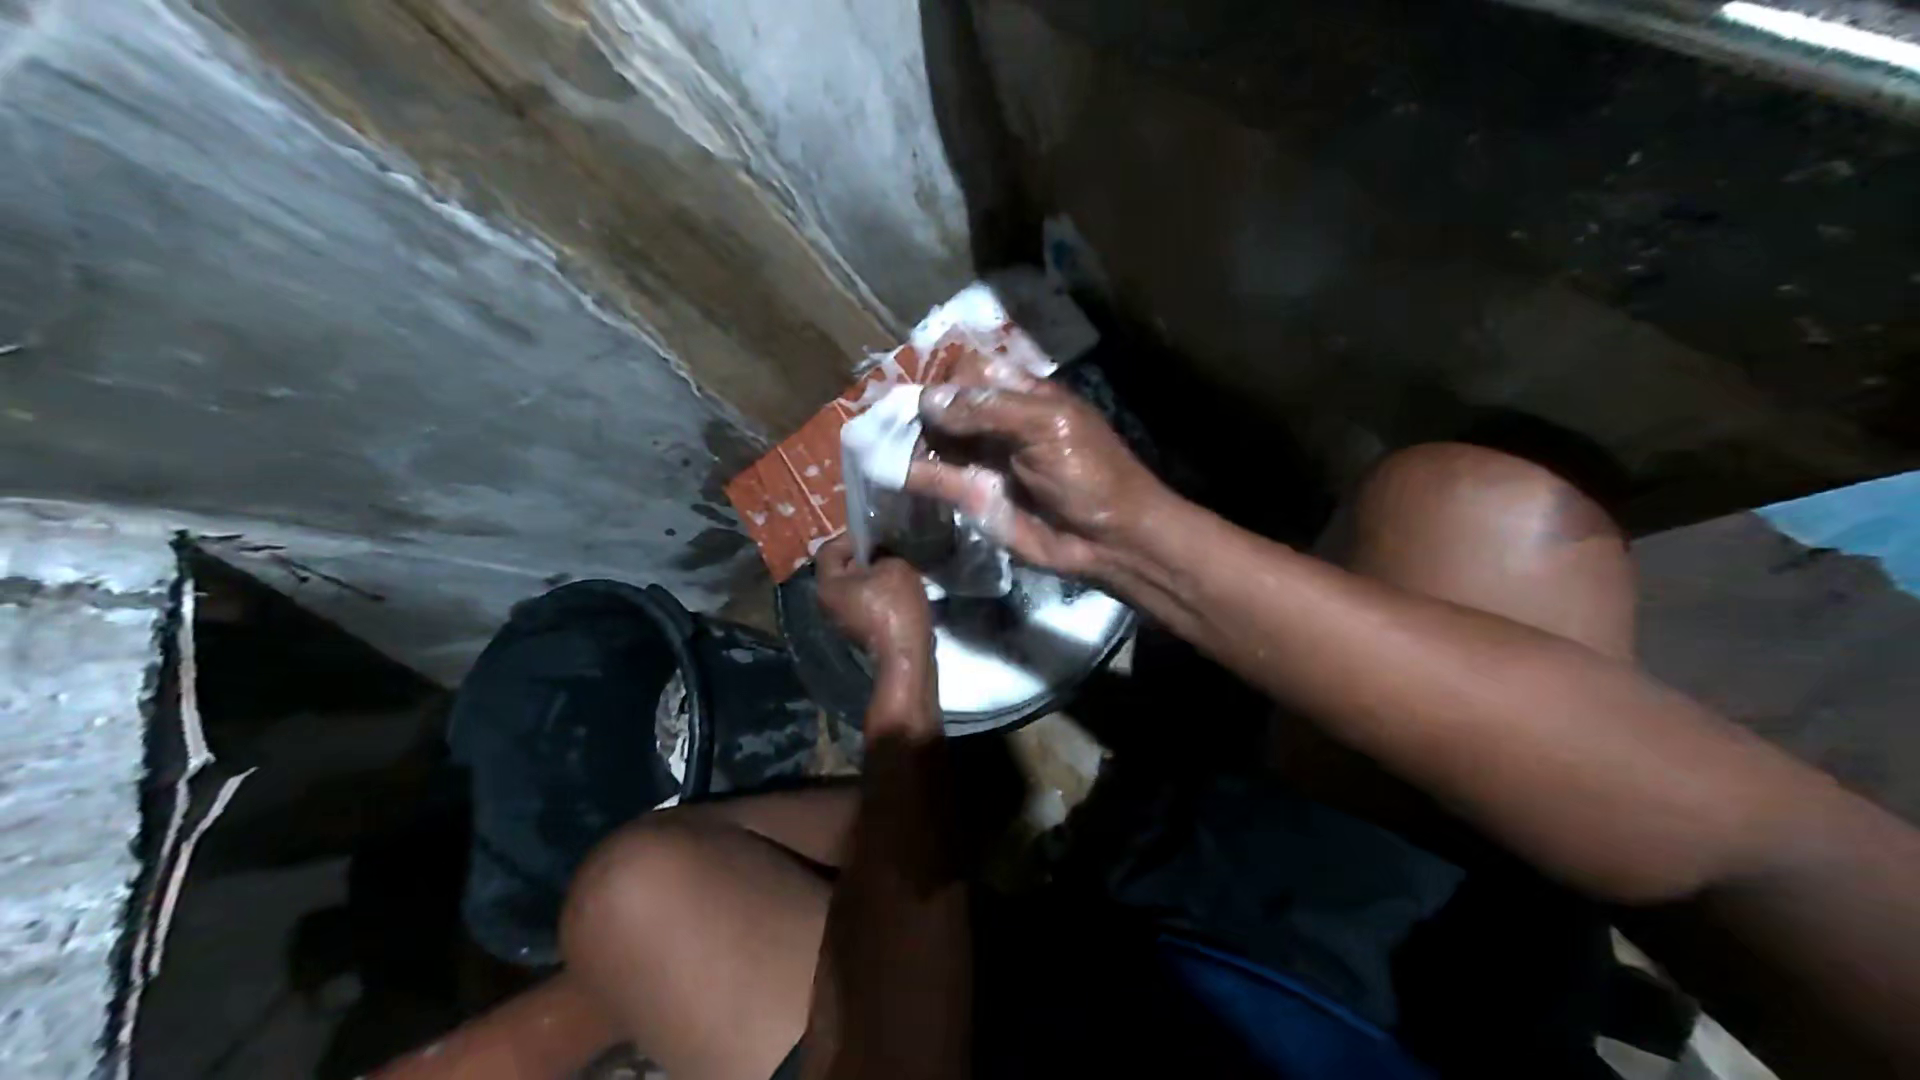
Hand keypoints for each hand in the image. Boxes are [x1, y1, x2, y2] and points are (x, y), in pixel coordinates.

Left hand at [814, 534, 933, 668]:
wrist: (906, 656)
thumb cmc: (894, 607)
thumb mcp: (895, 567)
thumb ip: (883, 553)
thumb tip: (881, 552)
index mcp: (828, 585)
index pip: (829, 549)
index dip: (851, 536)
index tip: (874, 532)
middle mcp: (828, 603)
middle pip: (842, 568)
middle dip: (865, 556)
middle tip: (888, 547)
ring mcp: (843, 619)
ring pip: (855, 586)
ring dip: (874, 575)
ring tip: (898, 566)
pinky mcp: (860, 631)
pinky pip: (866, 602)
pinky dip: (880, 592)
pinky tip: (900, 588)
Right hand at [904, 371, 1167, 576]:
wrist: (1107, 537)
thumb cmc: (1089, 471)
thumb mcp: (1046, 426)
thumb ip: (989, 411)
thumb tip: (929, 400)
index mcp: (1021, 396)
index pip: (971, 373)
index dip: (946, 377)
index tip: (923, 388)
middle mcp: (996, 424)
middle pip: (946, 406)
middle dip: (917, 406)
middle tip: (883, 411)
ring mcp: (981, 461)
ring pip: (935, 440)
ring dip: (906, 437)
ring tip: (874, 433)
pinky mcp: (972, 496)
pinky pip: (934, 479)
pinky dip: (908, 472)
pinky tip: (883, 464)